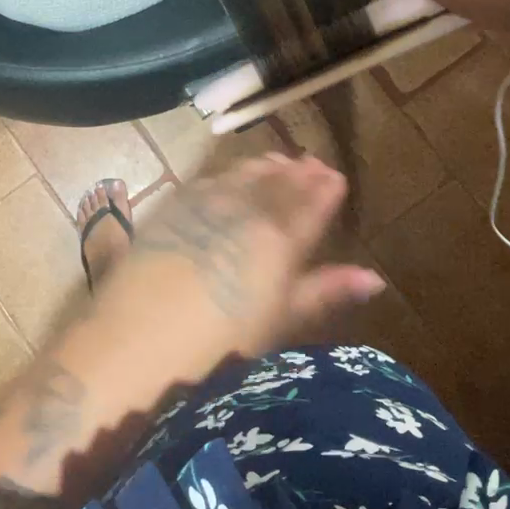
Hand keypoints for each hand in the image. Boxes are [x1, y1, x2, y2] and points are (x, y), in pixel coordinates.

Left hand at [88, 154, 384, 360]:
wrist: (137, 338)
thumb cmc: (217, 345)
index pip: (308, 205)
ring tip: (278, 163)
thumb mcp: (278, 322)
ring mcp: (203, 205)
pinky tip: (230, 177)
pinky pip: (207, 180)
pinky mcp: (170, 208)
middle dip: (297, 174)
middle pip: (276, 185)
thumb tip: (372, 277)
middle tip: (312, 163)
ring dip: (263, 169)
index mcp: (278, 240)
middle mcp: (243, 212)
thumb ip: (323, 292)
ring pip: (241, 176)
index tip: (336, 176)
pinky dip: (226, 175)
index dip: (324, 190)